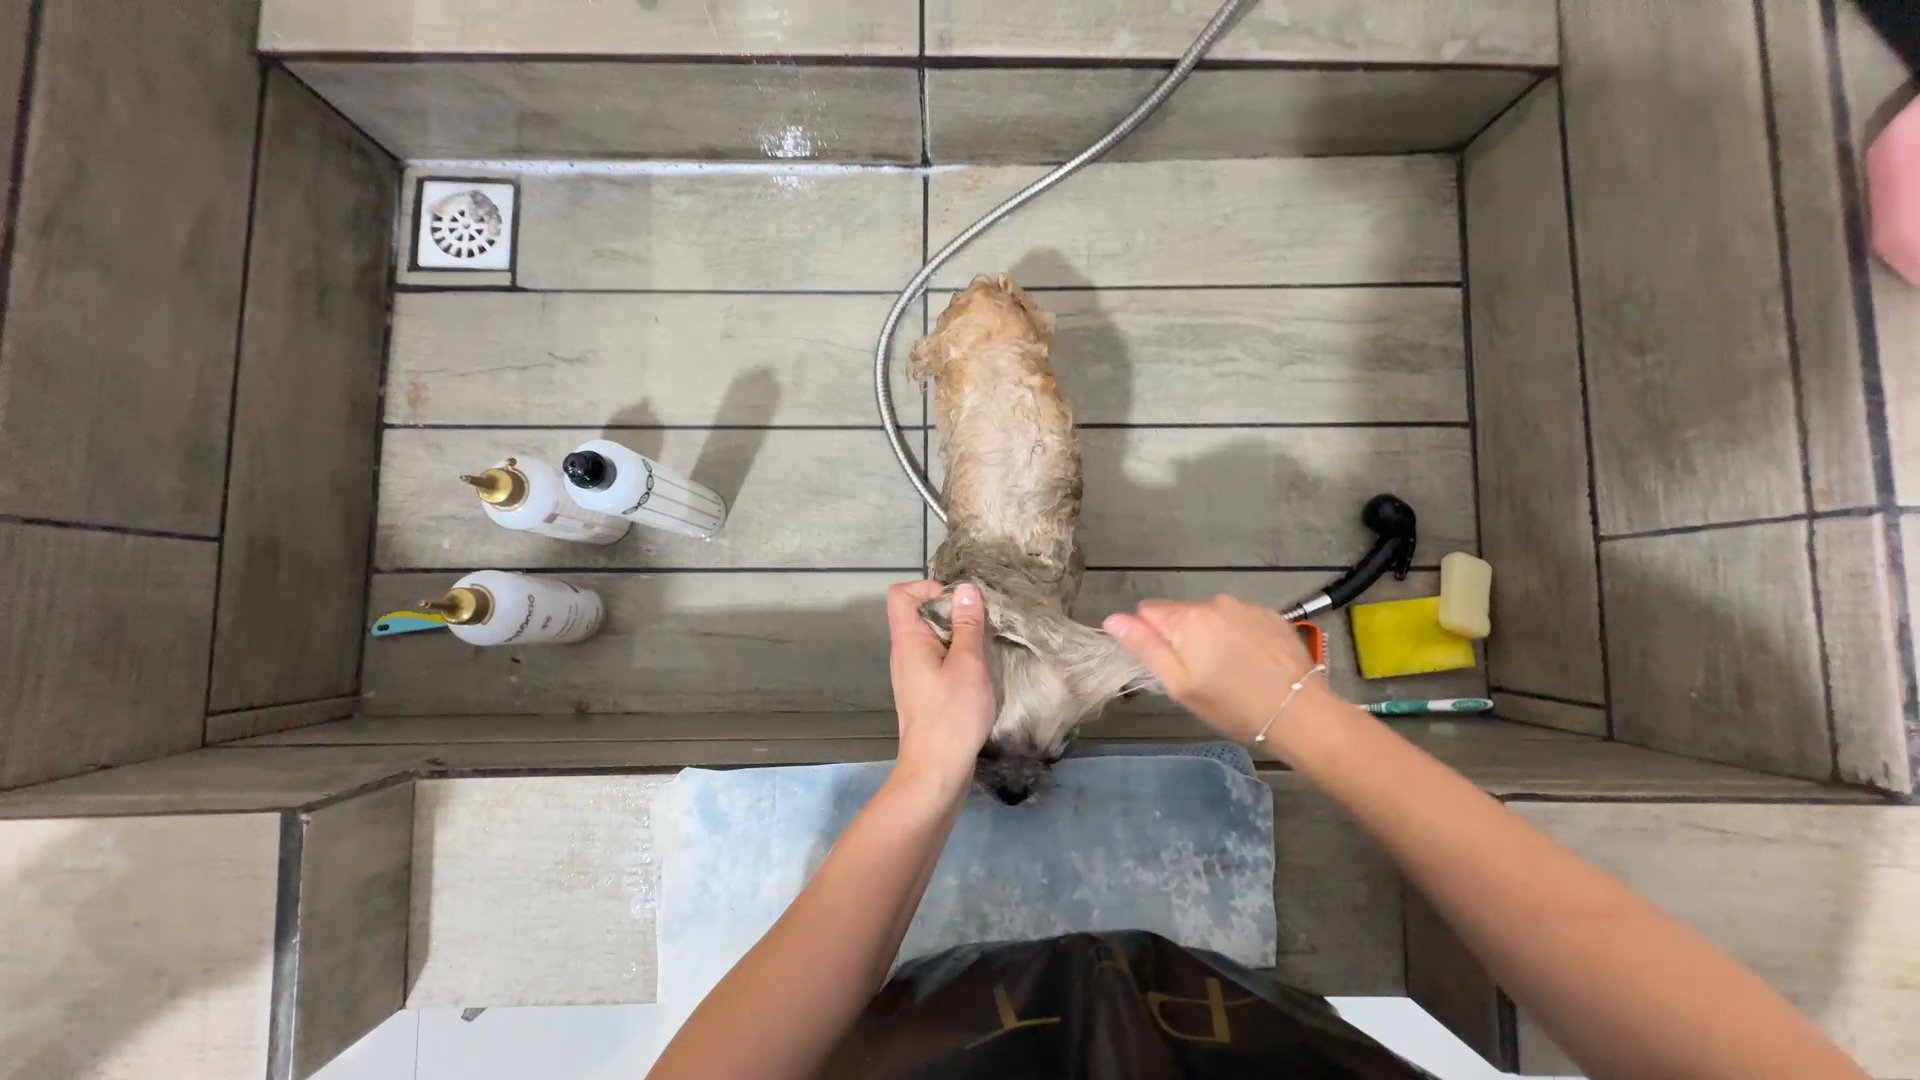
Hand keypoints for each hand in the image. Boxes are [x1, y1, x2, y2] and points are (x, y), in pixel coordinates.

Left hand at [886, 581, 996, 794]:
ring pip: (933, 641)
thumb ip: (967, 625)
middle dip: (952, 613)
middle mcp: (904, 654)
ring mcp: (913, 676)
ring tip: (985, 649)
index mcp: (908, 640)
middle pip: (919, 615)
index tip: (959, 602)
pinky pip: (938, 663)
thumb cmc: (952, 714)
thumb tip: (965, 589)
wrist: (936, 770)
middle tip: (981, 625)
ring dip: (959, 639)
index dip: (928, 588)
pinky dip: (958, 661)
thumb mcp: (968, 664)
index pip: (901, 594)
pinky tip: (980, 675)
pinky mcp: (925, 694)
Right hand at [1104, 595, 1335, 746]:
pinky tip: (1250, 662)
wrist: (1299, 711)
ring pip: (1210, 616)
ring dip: (1210, 636)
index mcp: (1187, 618)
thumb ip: (1145, 647)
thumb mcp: (1179, 684)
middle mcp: (1215, 602)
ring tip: (1228, 670)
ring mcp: (1246, 606)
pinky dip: (1236, 636)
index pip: (1147, 612)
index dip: (1150, 638)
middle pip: (1180, 613)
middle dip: (1181, 638)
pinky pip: (1238, 619)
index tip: (1168, 666)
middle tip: (1199, 676)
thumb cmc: (1232, 704)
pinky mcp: (1270, 615)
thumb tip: (1113, 619)